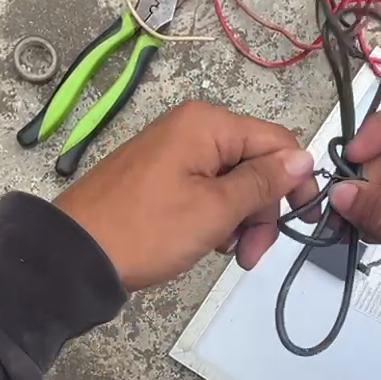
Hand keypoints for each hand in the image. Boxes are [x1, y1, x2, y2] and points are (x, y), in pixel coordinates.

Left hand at [55, 101, 318, 291]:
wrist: (75, 255)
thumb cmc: (146, 231)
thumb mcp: (214, 210)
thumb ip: (262, 182)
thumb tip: (304, 157)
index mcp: (207, 125)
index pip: (276, 142)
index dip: (296, 182)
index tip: (302, 223)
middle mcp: (192, 129)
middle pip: (254, 164)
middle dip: (261, 211)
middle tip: (251, 254)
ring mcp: (173, 153)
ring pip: (231, 182)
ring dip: (239, 220)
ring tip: (227, 254)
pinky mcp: (161, 177)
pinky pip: (205, 191)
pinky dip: (215, 218)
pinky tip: (208, 244)